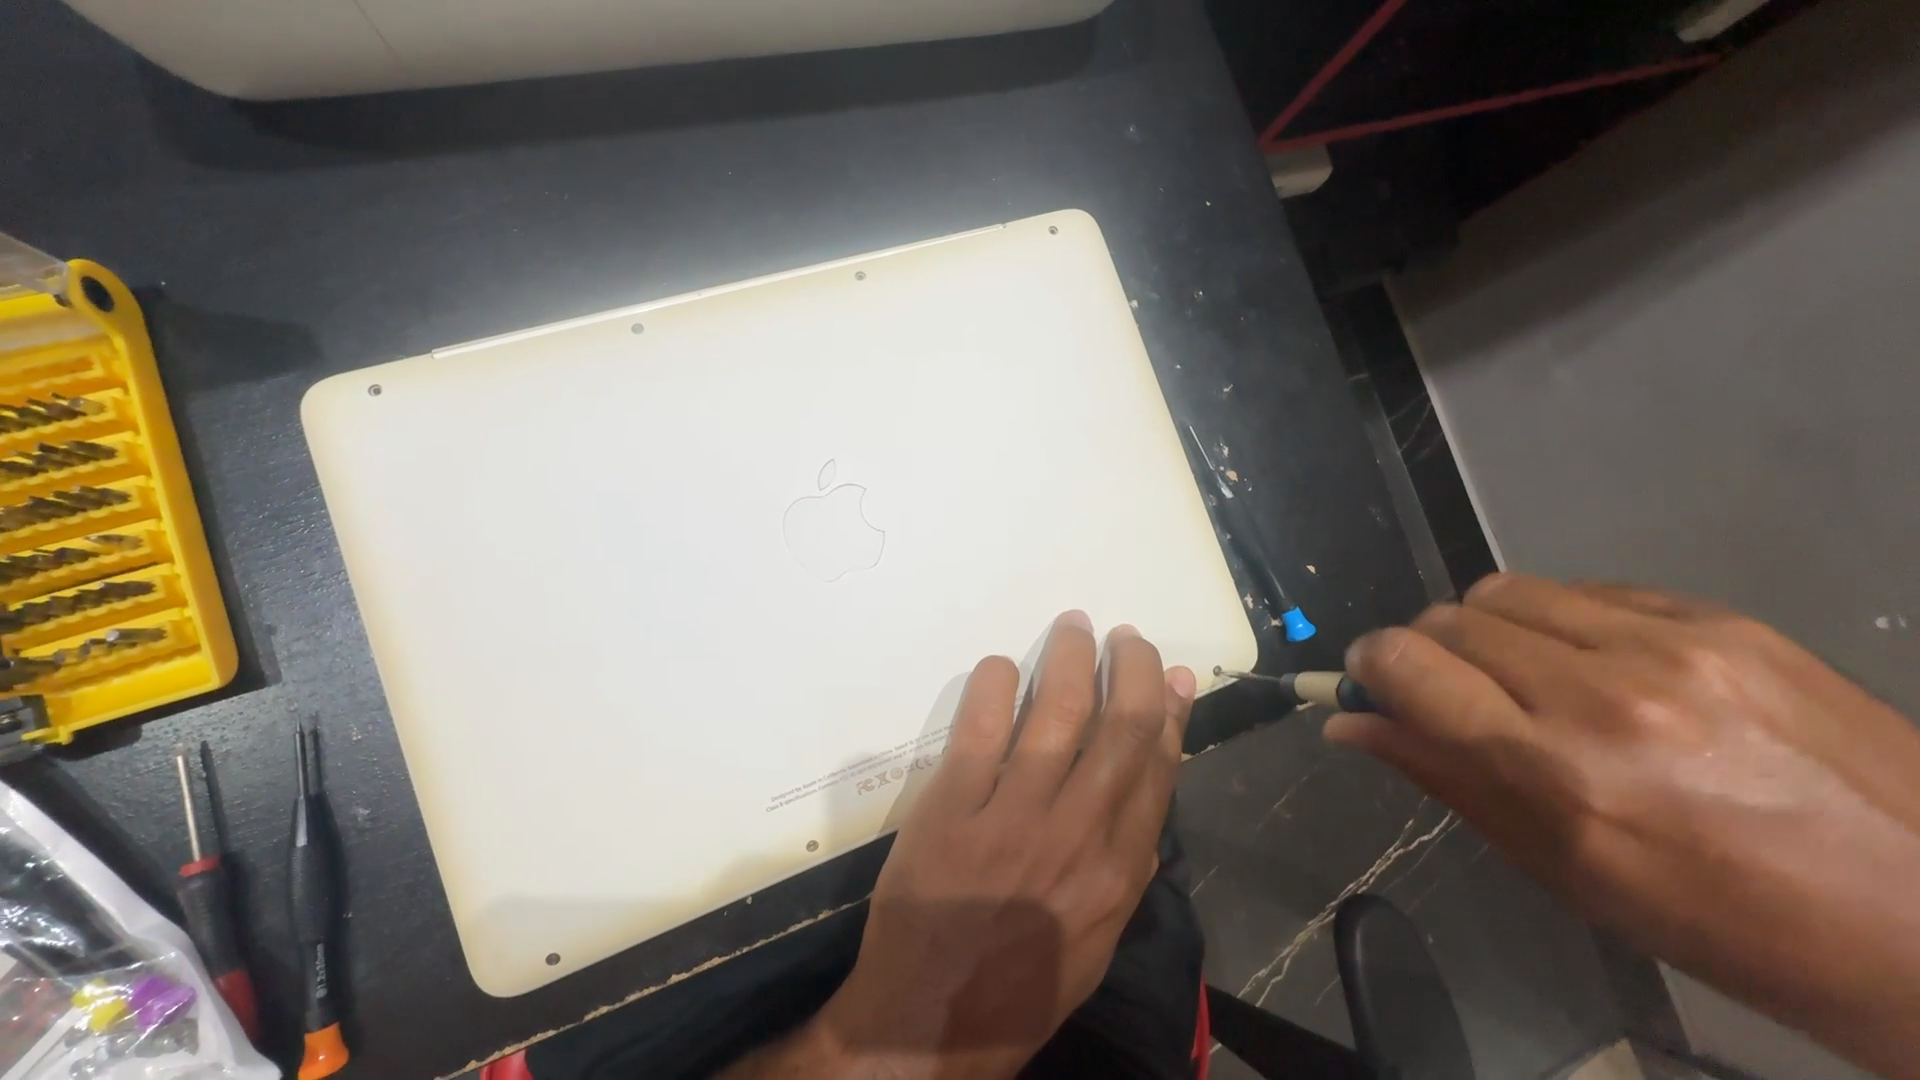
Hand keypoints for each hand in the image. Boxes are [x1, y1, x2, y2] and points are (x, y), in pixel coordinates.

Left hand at [804, 611, 1195, 1078]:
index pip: (1156, 769)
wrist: (929, 1022)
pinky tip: (1004, 665)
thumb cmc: (1020, 985)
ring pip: (1057, 714)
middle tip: (1126, 637)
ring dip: (1070, 661)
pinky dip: (997, 685)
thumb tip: (1143, 796)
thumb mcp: (1095, 938)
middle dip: (1129, 670)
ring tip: (1074, 628)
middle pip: (1119, 729)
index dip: (1168, 712)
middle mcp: (1077, 835)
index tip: (1169, 674)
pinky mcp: (951, 807)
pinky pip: (982, 728)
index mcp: (1118, 872)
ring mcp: (1012, 817)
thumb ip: (1123, 867)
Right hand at [1330, 573, 1919, 1077]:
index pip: (1407, 664)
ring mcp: (1670, 643)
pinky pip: (1587, 591)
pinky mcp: (1722, 618)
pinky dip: (1559, 621)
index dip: (1371, 666)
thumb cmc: (1720, 918)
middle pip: (1449, 618)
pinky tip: (1599, 669)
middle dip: (1426, 651)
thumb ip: (1443, 777)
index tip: (1374, 684)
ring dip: (1487, 629)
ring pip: (1507, 591)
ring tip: (1526, 679)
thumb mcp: (1563, 868)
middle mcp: (1604, 690)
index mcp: (1558, 770)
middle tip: (1452, 695)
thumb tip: (1349, 722)